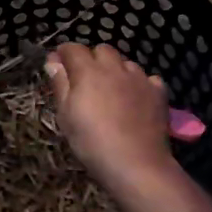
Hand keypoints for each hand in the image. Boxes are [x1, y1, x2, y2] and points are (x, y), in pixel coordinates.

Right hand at [45, 43, 173, 183]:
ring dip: (117, 70)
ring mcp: (140, 78)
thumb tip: (52, 60)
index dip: (64, 53)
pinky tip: (137, 99)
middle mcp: (116, 67)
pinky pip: (148, 78)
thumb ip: (60, 84)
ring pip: (126, 63)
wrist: (136, 162)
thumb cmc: (92, 142)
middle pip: (102, 50)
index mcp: (89, 71)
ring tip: (112, 91)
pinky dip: (140, 84)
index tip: (59, 64)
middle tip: (86, 80)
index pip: (73, 48)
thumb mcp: (66, 115)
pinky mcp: (158, 91)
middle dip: (92, 59)